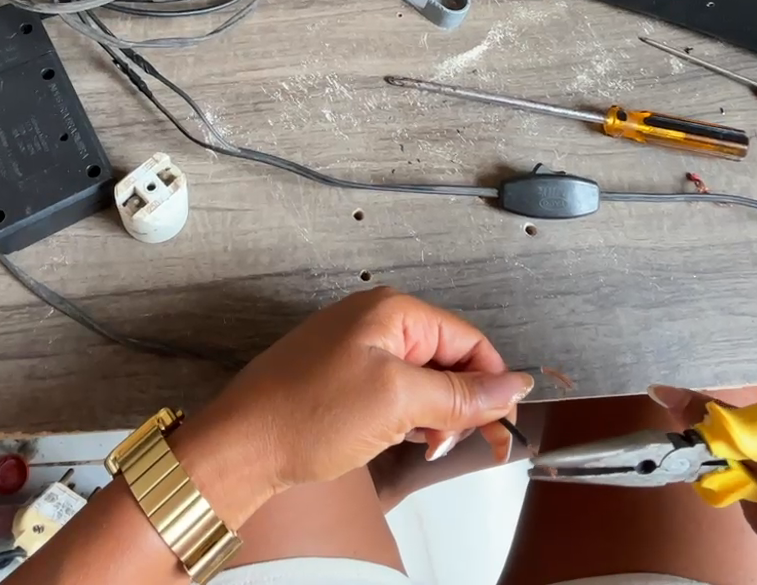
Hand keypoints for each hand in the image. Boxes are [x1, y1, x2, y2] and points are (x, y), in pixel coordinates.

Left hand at [171, 288, 532, 524]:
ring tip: (416, 441)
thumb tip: (511, 383)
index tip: (499, 425)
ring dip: (432, 415)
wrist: (245, 444)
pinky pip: (395, 391)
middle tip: (448, 441)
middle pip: (447, 358)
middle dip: (458, 403)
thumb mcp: (398, 401)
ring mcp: (358, 348)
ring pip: (423, 378)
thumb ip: (460, 392)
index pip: (467, 339)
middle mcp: (376, 321)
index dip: (489, 383)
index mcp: (392, 311)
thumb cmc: (305, 413)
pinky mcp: (345, 375)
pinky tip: (395, 437)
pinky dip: (405, 417)